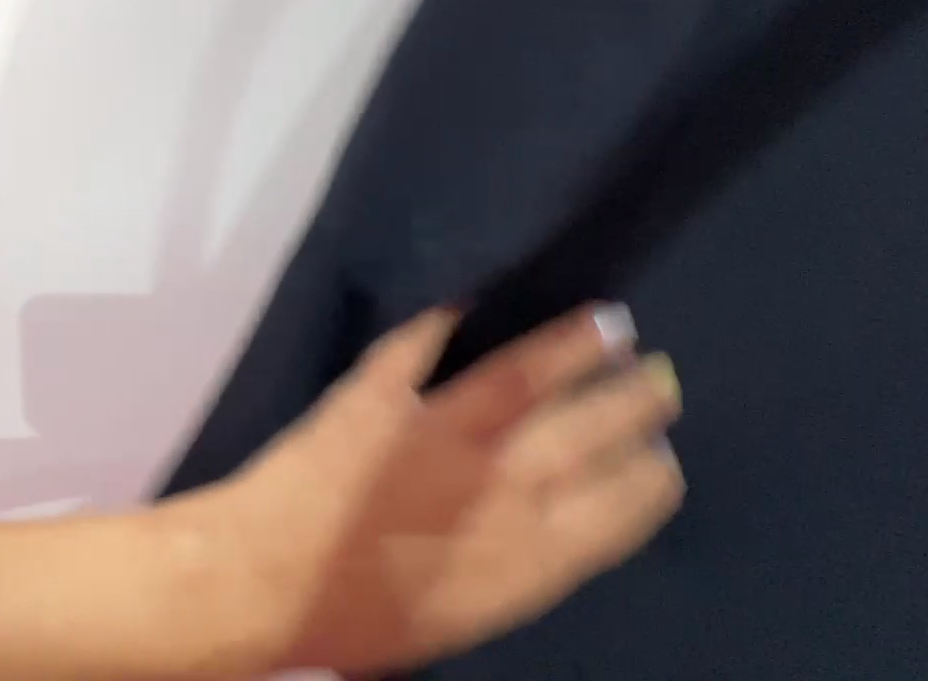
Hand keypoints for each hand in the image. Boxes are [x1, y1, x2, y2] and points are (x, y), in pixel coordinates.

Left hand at [189, 304, 682, 675]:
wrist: (264, 579)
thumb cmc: (353, 621)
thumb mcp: (455, 616)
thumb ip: (500, 567)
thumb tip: (525, 529)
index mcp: (527, 560)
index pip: (615, 513)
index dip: (643, 482)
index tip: (662, 457)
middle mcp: (496, 489)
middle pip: (581, 437)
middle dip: (625, 406)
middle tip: (657, 377)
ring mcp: (432, 433)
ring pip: (516, 379)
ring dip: (564, 347)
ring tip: (601, 322)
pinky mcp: (372, 399)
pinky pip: (412, 353)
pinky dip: (438, 327)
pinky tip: (464, 306)